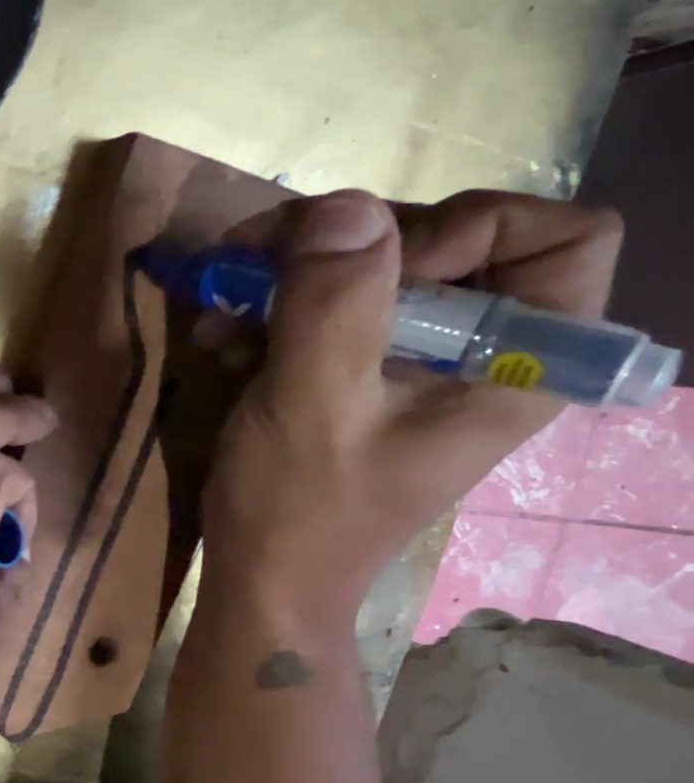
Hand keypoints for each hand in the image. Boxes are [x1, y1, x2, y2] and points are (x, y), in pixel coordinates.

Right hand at [203, 189, 622, 620]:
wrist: (263, 576)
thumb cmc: (300, 508)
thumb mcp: (311, 405)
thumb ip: (334, 306)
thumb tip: (342, 206)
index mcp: (517, 364)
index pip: (560, 238)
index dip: (469, 229)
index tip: (374, 269)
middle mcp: (480, 350)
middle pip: (451, 236)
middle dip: (346, 239)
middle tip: (258, 257)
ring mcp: (415, 358)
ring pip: (378, 262)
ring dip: (290, 267)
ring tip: (221, 295)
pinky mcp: (360, 367)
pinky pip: (330, 301)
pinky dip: (272, 302)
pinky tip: (221, 331)